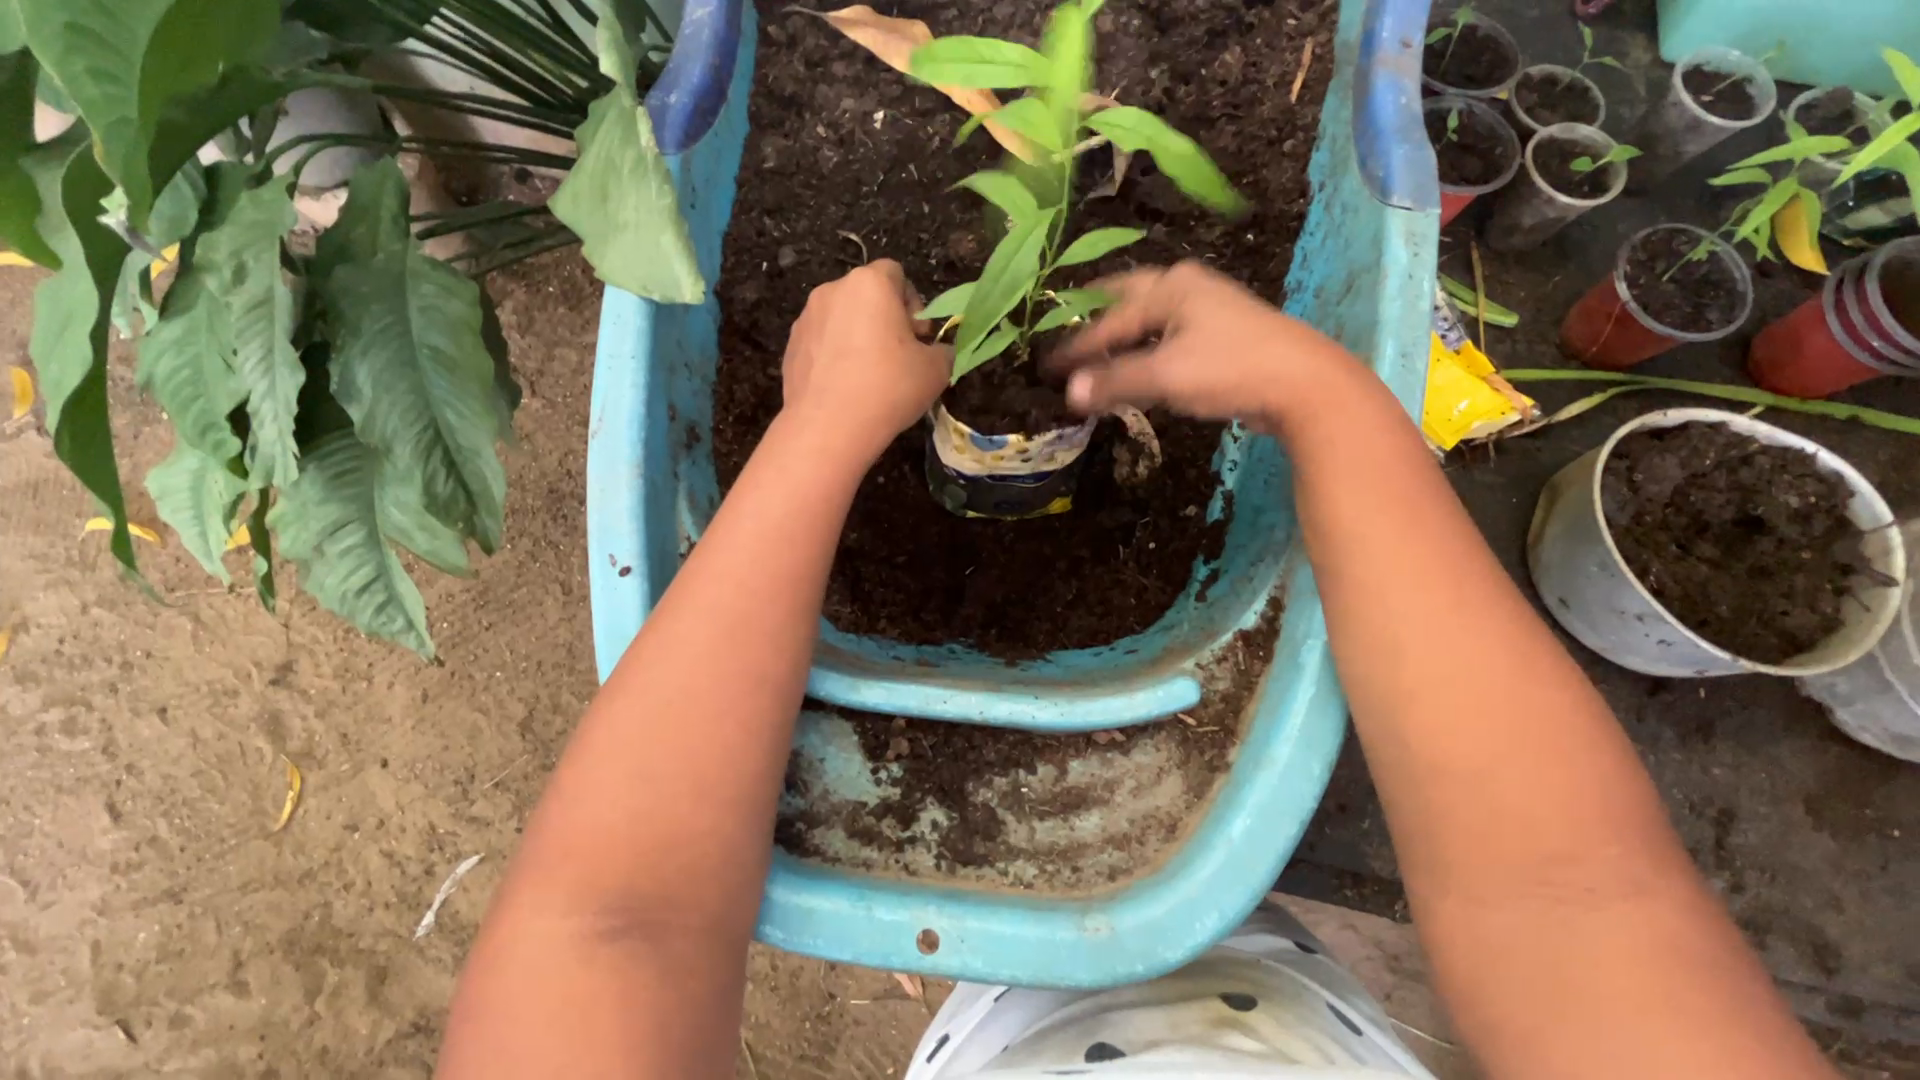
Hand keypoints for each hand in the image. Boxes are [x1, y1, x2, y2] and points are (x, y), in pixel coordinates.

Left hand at [781, 260, 951, 458]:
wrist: (828, 427)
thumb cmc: (888, 388)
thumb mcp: (936, 371)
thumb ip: (943, 351)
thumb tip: (939, 352)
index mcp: (870, 284)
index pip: (895, 273)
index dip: (911, 301)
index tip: (917, 336)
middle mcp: (833, 290)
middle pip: (865, 294)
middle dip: (883, 318)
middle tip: (897, 356)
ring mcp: (806, 318)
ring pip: (841, 318)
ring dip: (857, 336)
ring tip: (868, 375)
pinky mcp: (791, 346)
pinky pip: (821, 341)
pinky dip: (834, 355)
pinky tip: (844, 386)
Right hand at [1047, 261, 1358, 433]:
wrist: (1302, 383)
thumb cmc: (1228, 369)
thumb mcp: (1164, 375)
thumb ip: (1114, 381)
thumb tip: (1069, 391)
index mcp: (1169, 287)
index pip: (1108, 318)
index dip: (1076, 345)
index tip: (1046, 365)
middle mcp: (1187, 287)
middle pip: (1130, 298)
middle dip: (1099, 314)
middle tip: (1070, 326)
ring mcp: (1209, 308)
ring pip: (1152, 316)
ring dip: (1125, 332)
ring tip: (1099, 348)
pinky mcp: (1224, 334)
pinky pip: (1171, 334)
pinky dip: (1148, 346)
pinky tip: (1143, 361)